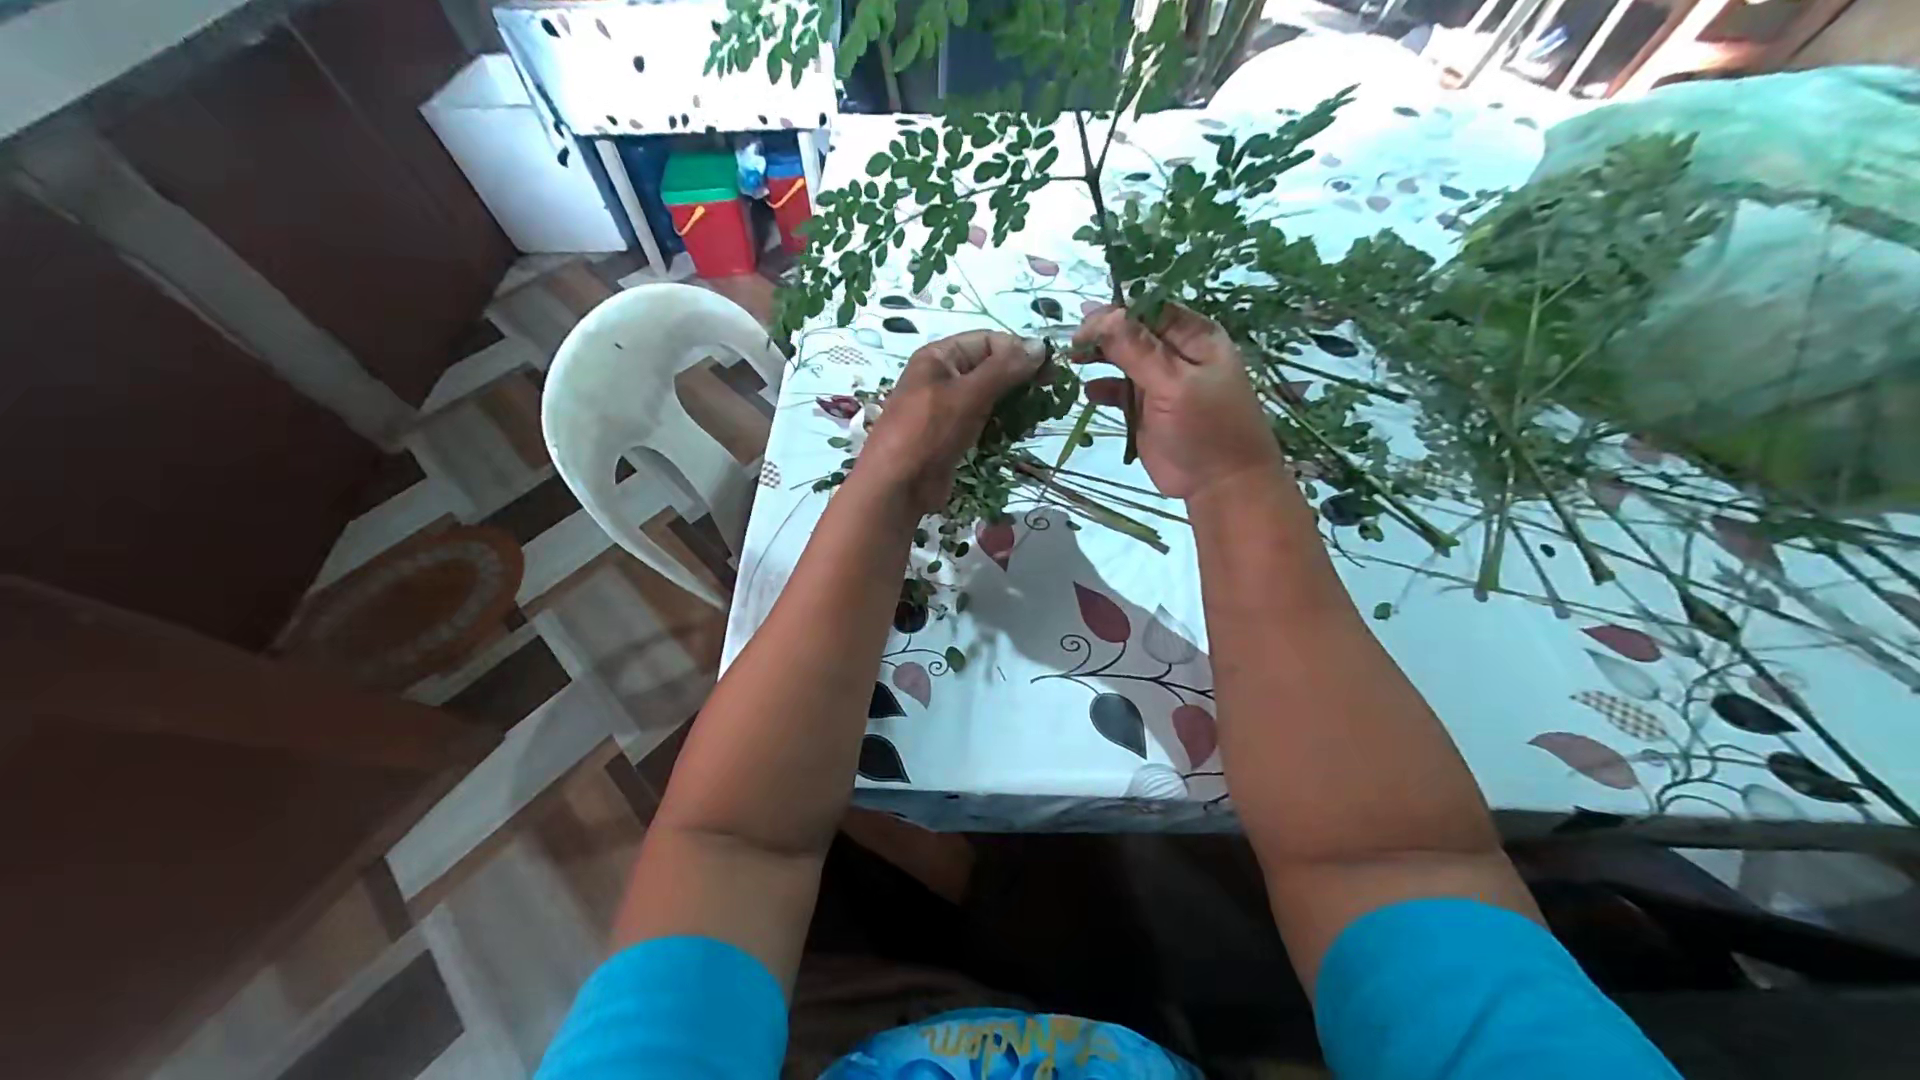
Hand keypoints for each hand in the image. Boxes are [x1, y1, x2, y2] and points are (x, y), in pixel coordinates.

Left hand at [855, 330, 1046, 512]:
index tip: (1049, 369)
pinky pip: (985, 423)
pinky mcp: (954, 437)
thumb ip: (1005, 369)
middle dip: (1020, 379)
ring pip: (991, 398)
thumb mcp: (968, 394)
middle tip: (1049, 393)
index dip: (1018, 351)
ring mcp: (948, 409)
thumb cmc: (928, 431)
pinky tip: (1020, 434)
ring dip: (1015, 405)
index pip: (988, 341)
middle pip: (991, 369)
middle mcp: (943, 378)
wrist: (897, 486)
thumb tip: (1040, 346)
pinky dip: (1003, 426)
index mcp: (939, 358)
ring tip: (1037, 417)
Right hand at [1073, 304, 1281, 499]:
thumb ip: (1138, 350)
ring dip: (1098, 358)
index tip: (1084, 321)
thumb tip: (1106, 314)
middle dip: (1102, 334)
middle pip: (1132, 332)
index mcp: (1194, 337)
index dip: (1116, 311)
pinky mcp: (1144, 409)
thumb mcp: (1173, 384)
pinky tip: (1089, 392)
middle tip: (1072, 344)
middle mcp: (1176, 353)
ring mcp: (1159, 381)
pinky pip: (1118, 390)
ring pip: (1122, 359)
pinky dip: (1102, 389)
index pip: (1149, 309)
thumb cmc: (1206, 428)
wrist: (1220, 485)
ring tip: (1073, 361)